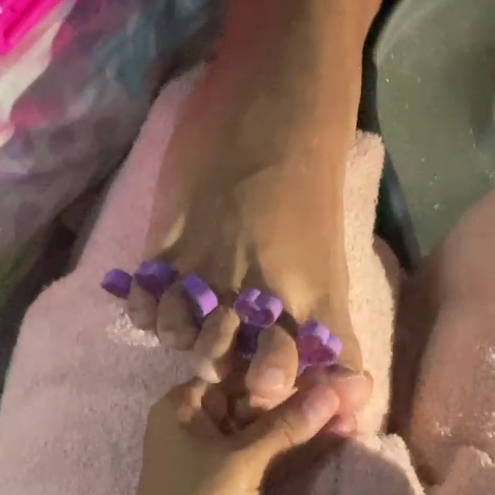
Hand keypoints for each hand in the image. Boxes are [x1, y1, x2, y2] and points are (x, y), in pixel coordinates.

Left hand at [115, 378, 341, 494]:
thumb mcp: (241, 462)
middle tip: (355, 383)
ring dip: (310, 422)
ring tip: (360, 404)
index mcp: (181, 407)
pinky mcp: (237, 487)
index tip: (325, 357)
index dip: (279, 365)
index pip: (234, 372)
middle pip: (255, 401)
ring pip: (268, 431)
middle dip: (304, 394)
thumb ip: (287, 425)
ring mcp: (218, 459)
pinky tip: (341, 433)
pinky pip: (272, 458)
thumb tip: (335, 388)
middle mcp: (197, 426)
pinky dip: (301, 448)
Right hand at [129, 75, 371, 424]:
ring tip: (185, 322)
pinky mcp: (167, 241)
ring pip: (177, 337)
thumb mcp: (334, 262)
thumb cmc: (312, 184)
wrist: (277, 109)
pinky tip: (154, 299)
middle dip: (219, 367)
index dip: (269, 386)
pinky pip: (144, 298)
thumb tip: (349, 379)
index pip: (280, 374)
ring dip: (179, 338)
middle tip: (218, 352)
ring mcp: (203, 267)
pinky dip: (145, 309)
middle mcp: (249, 291)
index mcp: (300, 298)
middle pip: (219, 362)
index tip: (263, 382)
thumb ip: (330, 323)